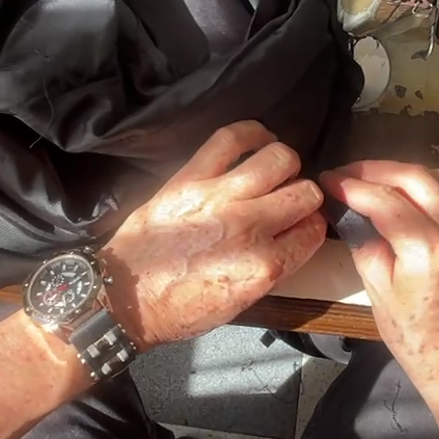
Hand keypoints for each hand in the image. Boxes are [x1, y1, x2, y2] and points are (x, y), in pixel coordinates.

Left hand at [100, 121, 326, 348]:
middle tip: (286, 199)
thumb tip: (292, 235)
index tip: (301, 223)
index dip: (311, 225)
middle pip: (305, 192)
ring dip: (284, 164)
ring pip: (280, 158)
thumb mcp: (241, 302)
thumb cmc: (180, 307)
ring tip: (273, 172)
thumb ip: (273, 266)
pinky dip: (253, 132)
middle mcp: (250, 228)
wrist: (125, 297)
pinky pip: (232, 138)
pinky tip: (259, 139)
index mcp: (265, 267)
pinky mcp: (191, 178)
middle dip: (302, 195)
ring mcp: (220, 198)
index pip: (313, 230)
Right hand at [321, 161, 438, 397]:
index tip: (329, 180)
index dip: (353, 186)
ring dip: (401, 173)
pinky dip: (423, 187)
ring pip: (438, 181)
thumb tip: (353, 213)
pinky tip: (400, 194)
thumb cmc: (415, 340)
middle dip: (377, 169)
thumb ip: (366, 245)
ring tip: (371, 179)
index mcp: (428, 252)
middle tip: (347, 174)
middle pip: (416, 177)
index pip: (386, 200)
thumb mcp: (378, 294)